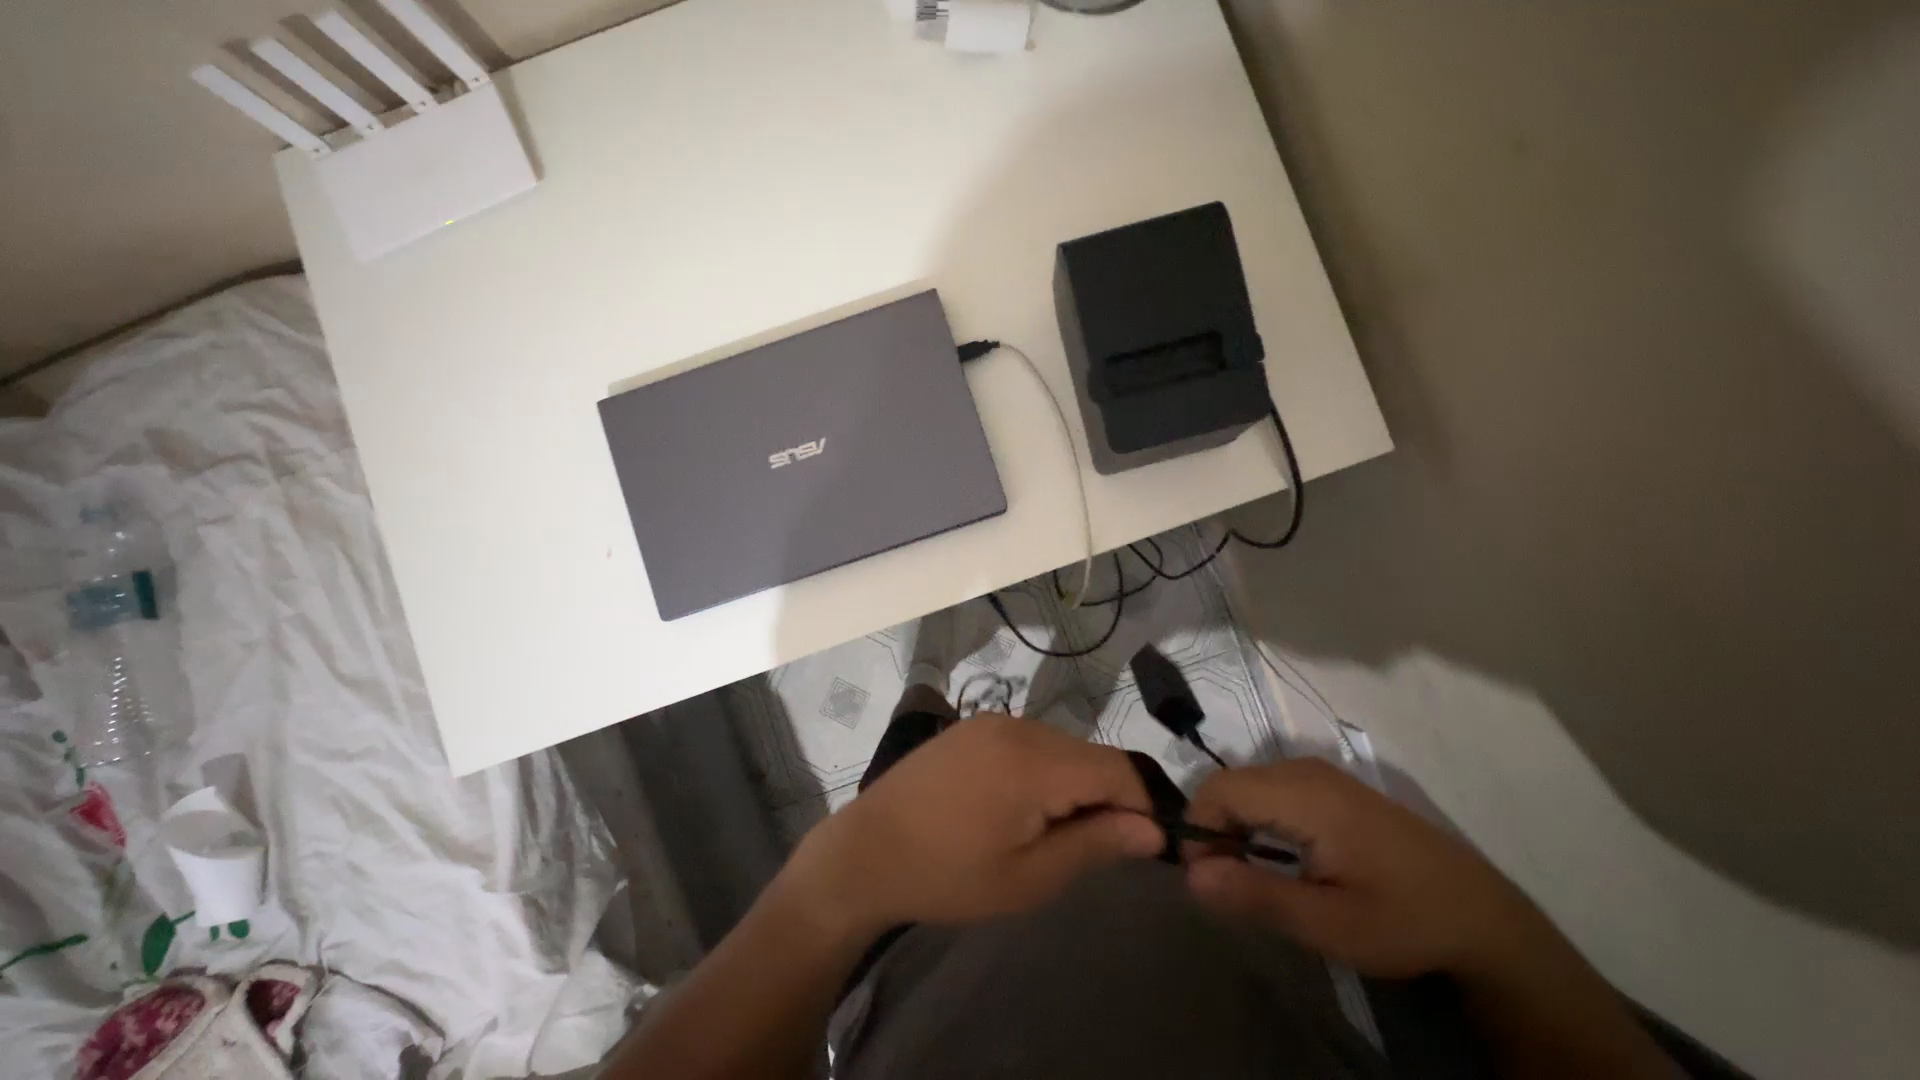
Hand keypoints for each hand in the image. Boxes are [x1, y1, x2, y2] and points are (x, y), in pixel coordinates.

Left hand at [786, 714, 1163, 937]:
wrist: (864, 854)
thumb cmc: (947, 876)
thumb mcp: (1028, 877)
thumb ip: (1095, 844)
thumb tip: (1154, 828)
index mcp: (1034, 761)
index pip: (1118, 768)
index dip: (1141, 804)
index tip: (1143, 846)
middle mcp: (1017, 726)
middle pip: (1090, 755)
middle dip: (1105, 797)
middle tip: (1088, 849)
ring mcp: (990, 721)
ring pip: (1061, 747)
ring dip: (1073, 784)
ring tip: (1048, 833)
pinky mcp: (971, 727)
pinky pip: (1029, 742)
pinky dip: (1042, 771)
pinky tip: (1017, 809)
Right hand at [1184, 758, 1556, 979]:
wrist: (1482, 918)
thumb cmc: (1406, 922)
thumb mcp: (1329, 924)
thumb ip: (1256, 895)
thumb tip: (1191, 876)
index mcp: (1307, 796)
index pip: (1219, 790)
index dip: (1197, 831)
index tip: (1206, 882)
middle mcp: (1310, 772)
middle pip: (1231, 784)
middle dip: (1213, 830)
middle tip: (1225, 885)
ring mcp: (1324, 777)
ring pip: (1249, 786)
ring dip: (1234, 827)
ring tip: (1248, 877)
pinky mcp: (1334, 790)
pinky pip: (1273, 791)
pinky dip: (1257, 821)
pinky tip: (1277, 861)